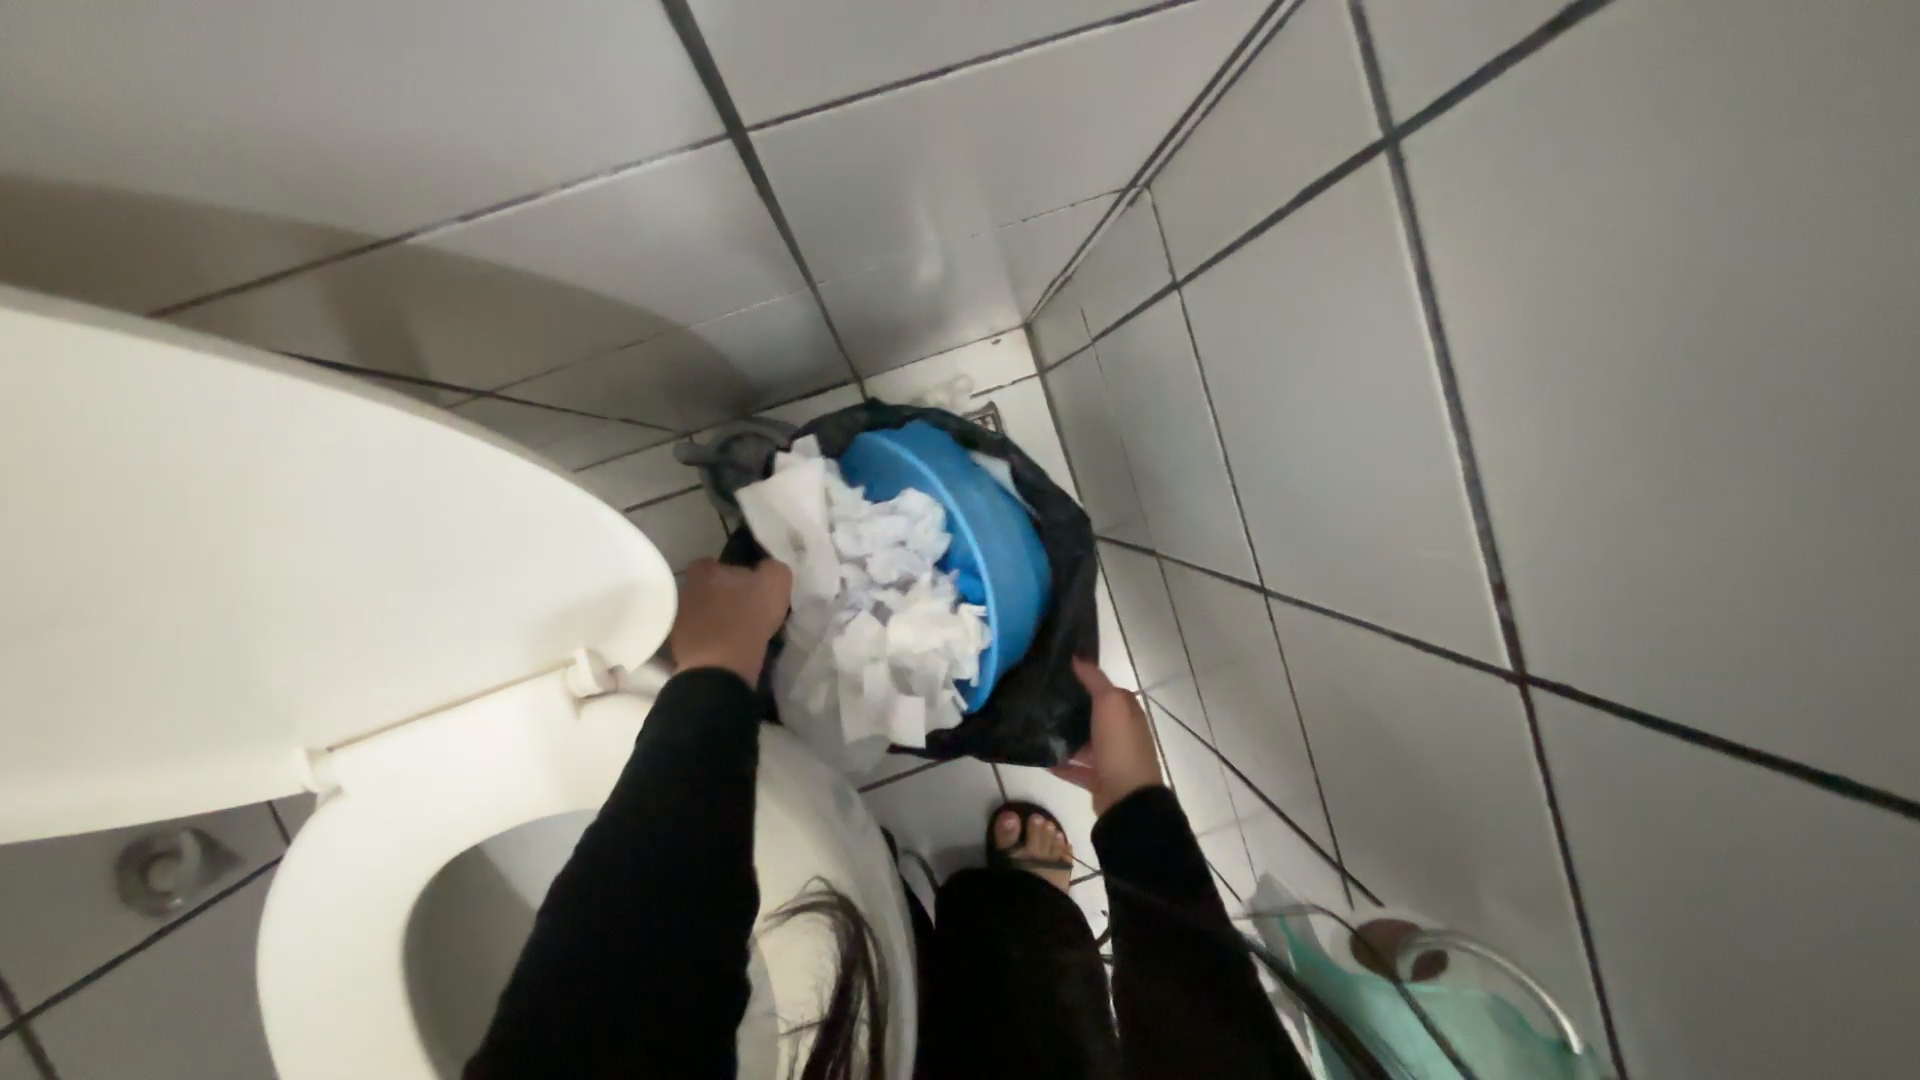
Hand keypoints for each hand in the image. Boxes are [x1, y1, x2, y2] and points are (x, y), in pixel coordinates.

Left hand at [668, 557, 792, 684]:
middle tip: (743, 606)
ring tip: (736, 630)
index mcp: (704, 572)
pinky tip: (726, 647)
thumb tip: (766, 568)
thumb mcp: (776, 582)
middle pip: (705, 587)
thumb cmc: (749, 617)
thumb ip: (772, 568)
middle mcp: (685, 591)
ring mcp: (679, 620)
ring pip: (701, 612)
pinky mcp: (678, 646)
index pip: (712, 563)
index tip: (745, 583)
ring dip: (715, 618)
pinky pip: (698, 636)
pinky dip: (710, 640)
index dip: (729, 571)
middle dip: (720, 594)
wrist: (722, 666)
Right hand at [1051, 658, 1164, 815]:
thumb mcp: (1109, 704)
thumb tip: (1077, 657)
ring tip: (1036, 727)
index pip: (1106, 691)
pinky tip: (1040, 758)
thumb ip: (1095, 680)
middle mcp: (1122, 734)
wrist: (1127, 798)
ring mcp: (1112, 759)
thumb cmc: (1120, 746)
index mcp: (1127, 713)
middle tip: (1040, 699)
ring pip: (1085, 743)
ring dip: (1065, 737)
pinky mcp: (1100, 780)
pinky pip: (1076, 769)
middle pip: (1094, 717)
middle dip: (1071, 709)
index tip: (1058, 674)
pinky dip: (1061, 764)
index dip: (1086, 681)